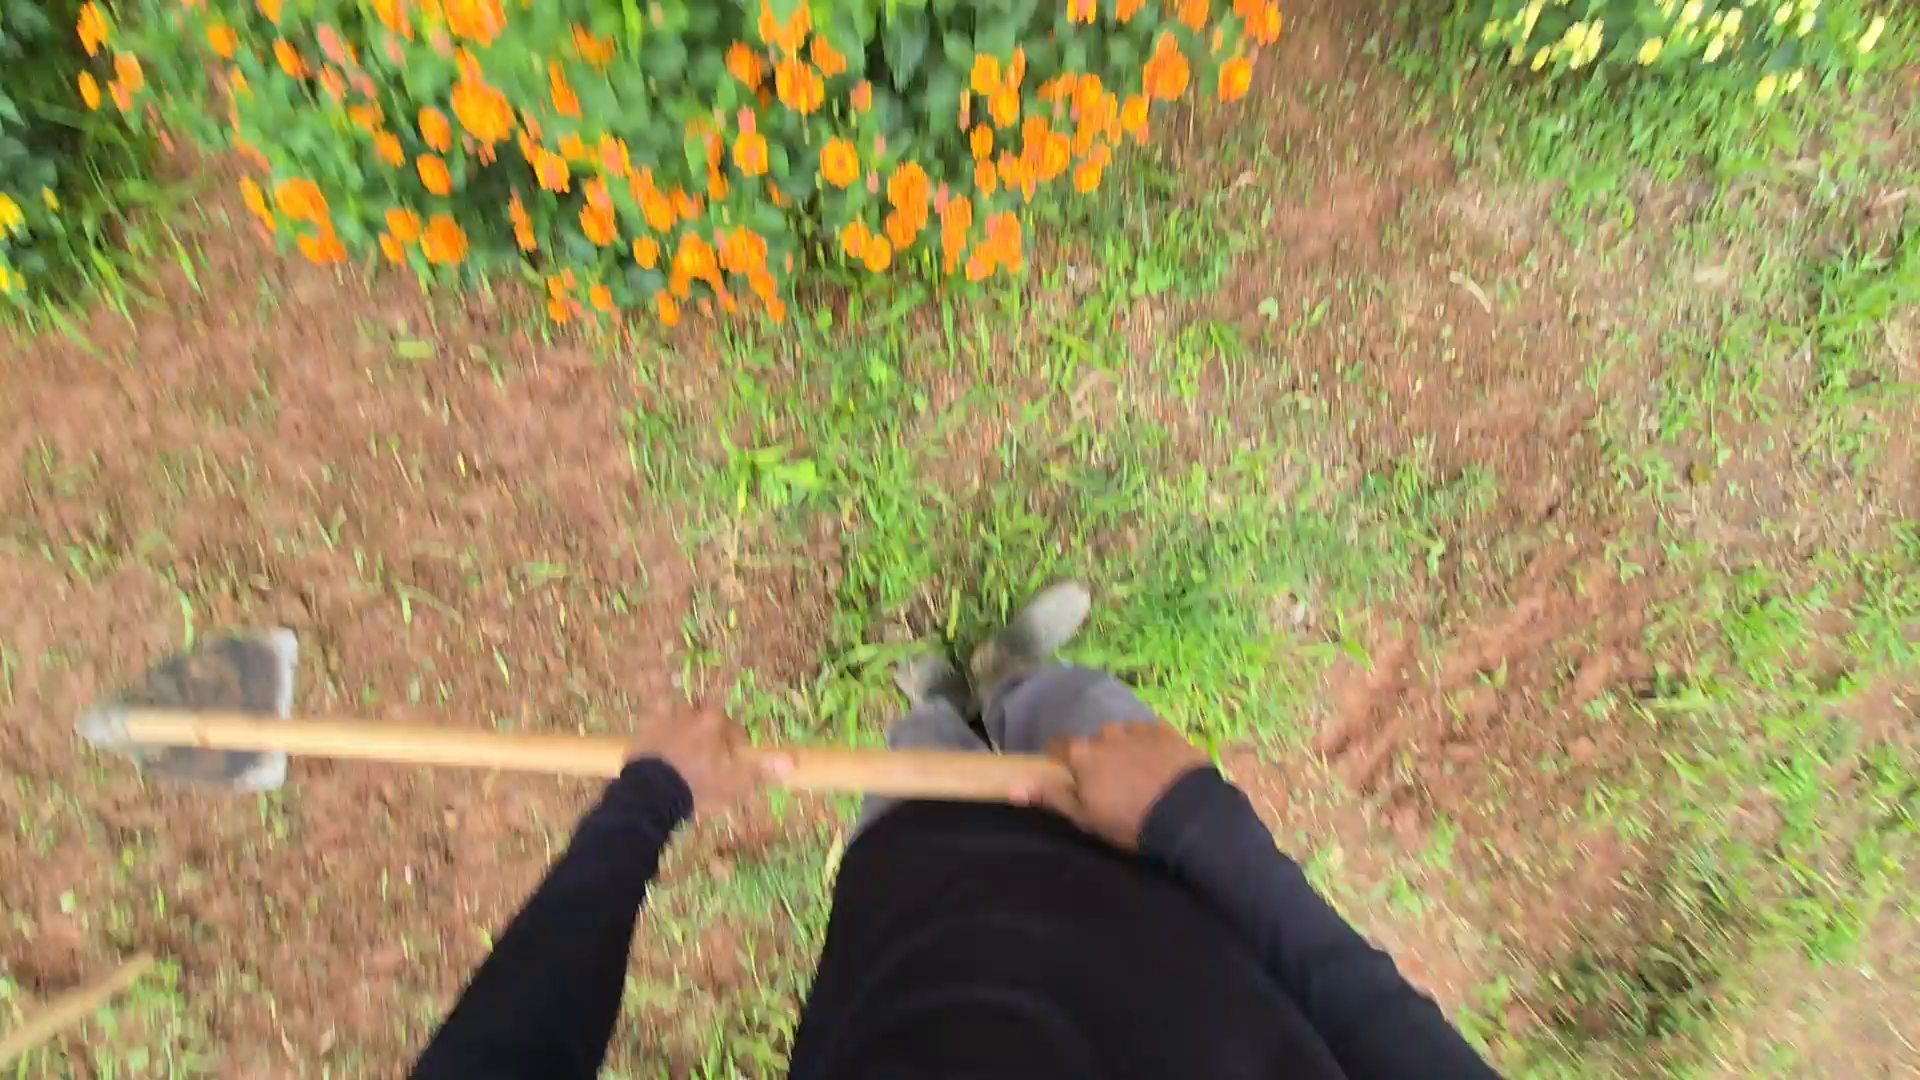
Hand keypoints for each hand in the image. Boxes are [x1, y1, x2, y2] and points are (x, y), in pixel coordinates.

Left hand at [628, 706, 787, 814]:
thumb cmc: (697, 786)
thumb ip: (762, 770)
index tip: (732, 759)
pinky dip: (657, 731)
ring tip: (683, 747)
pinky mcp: (642, 732)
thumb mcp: (735, 783)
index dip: (734, 741)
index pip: (732, 725)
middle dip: (707, 728)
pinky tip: (659, 747)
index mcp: (714, 722)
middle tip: (707, 752)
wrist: (649, 796)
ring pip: (677, 714)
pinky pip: (652, 723)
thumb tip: (793, 761)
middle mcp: (690, 714)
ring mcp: (663, 721)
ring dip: (682, 725)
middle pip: (704, 714)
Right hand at [1020, 723, 1208, 849]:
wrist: (1191, 815)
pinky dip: (1150, 748)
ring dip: (1125, 751)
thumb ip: (1051, 797)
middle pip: (1093, 743)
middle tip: (1114, 787)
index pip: (1059, 748)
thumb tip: (1013, 786)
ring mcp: (1138, 729)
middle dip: (1099, 759)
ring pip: (1122, 737)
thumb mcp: (1085, 818)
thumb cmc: (1131, 821)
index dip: (1065, 764)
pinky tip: (1160, 769)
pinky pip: (1149, 735)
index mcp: (1082, 753)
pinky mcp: (1166, 731)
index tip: (1076, 783)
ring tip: (1141, 778)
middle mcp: (1105, 733)